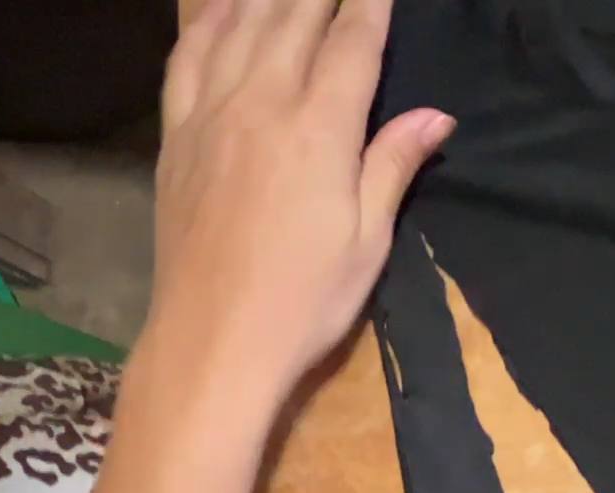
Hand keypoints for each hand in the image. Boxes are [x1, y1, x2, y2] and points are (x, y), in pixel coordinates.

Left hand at [141, 0, 453, 390]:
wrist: (218, 336)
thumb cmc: (308, 299)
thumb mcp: (368, 242)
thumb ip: (393, 167)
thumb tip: (438, 115)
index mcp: (319, 131)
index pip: (352, 45)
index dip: (370, 7)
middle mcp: (261, 102)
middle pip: (294, 17)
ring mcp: (210, 112)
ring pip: (238, 21)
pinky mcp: (176, 133)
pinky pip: (188, 52)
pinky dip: (208, 17)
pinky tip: (222, 4)